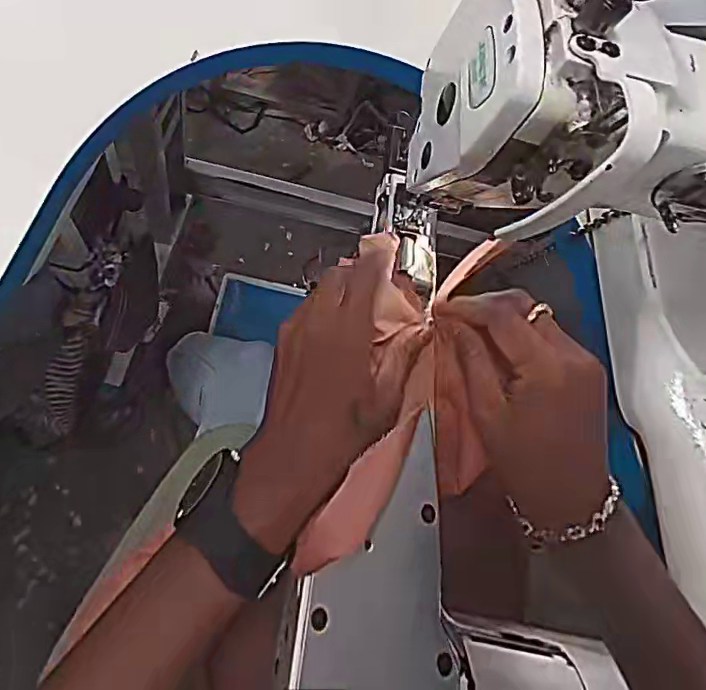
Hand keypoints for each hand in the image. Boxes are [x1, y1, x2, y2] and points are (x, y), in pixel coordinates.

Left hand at [234, 235, 425, 550]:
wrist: (291, 458)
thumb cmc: (340, 434)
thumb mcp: (388, 399)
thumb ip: (406, 356)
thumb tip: (420, 330)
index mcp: (348, 330)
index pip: (366, 273)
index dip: (381, 255)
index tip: (391, 247)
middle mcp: (319, 321)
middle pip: (341, 272)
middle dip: (362, 272)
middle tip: (381, 288)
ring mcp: (297, 328)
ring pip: (322, 287)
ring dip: (343, 288)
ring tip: (360, 313)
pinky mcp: (285, 340)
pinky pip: (308, 307)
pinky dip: (326, 307)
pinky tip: (337, 333)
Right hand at [438, 291, 610, 533]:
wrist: (573, 502)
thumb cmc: (528, 469)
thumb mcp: (487, 415)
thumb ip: (471, 361)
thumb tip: (456, 325)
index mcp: (547, 369)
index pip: (504, 315)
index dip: (469, 306)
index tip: (445, 309)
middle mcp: (573, 357)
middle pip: (524, 307)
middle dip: (487, 306)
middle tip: (457, 317)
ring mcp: (585, 360)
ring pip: (538, 316)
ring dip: (506, 318)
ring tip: (476, 334)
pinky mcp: (588, 367)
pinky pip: (551, 334)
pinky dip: (525, 335)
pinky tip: (503, 351)